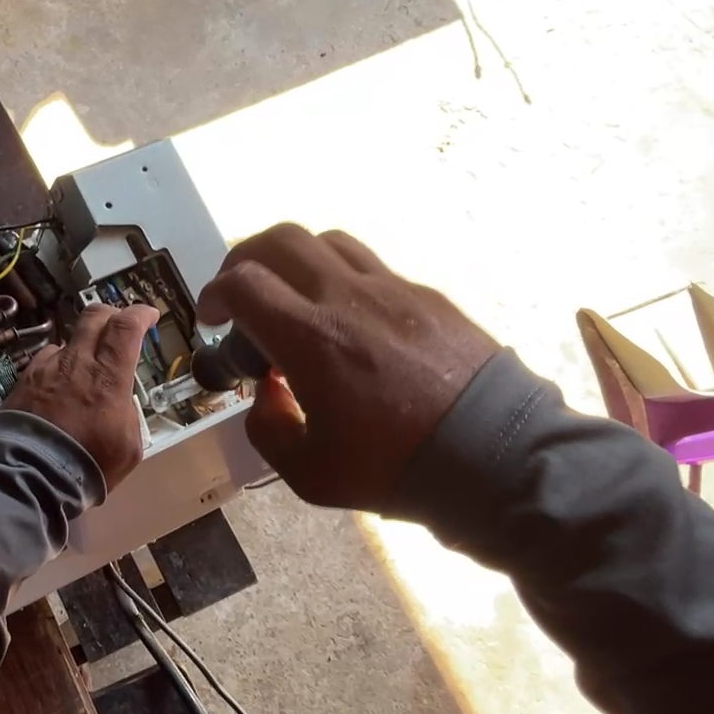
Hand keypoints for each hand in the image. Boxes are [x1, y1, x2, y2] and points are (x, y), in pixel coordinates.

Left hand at [3, 303, 158, 485]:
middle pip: (95, 316)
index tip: (150, 316)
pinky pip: (46, 359)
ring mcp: (47, 367)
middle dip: (112, 314)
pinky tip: (58, 384)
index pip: (126, 326)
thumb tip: (119, 401)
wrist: (32, 474)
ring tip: (86, 367)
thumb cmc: (89, 463)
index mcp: (109, 377)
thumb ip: (129, 414)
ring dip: (83, 344)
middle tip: (120, 326)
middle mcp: (77, 362)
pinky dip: (58, 364)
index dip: (141, 313)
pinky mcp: (25, 378)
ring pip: (69, 338)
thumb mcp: (129, 447)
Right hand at [196, 224, 498, 511]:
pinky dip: (339, 278)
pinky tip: (346, 319)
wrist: (501, 460)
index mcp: (311, 338)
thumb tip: (268, 394)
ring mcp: (390, 289)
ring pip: (325, 241)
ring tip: (291, 297)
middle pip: (278, 240)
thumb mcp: (310, 473)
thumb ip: (269, 428)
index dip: (214, 293)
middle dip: (244, 260)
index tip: (212, 318)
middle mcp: (345, 298)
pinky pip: (368, 265)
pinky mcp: (426, 295)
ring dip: (293, 261)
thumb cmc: (396, 468)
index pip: (242, 283)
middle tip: (240, 295)